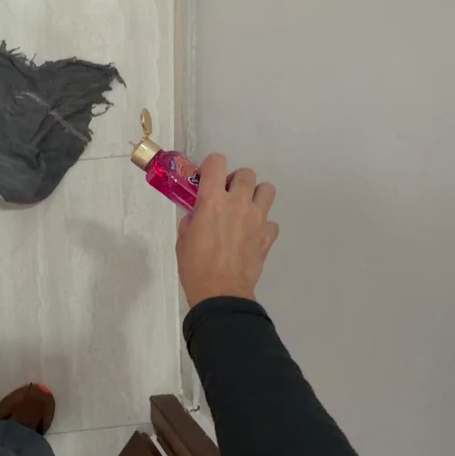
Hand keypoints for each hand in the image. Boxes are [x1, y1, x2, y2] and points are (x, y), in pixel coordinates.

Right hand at [176, 153, 278, 304]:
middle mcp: (238, 203)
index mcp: (212, 200)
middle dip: (235, 181)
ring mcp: (257, 218)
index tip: (206, 180)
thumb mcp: (183, 240)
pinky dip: (263, 225)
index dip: (211, 167)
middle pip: (246, 173)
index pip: (216, 162)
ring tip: (245, 210)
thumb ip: (192, 220)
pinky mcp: (268, 235)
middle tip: (226, 197)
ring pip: (266, 190)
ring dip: (255, 196)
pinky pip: (271, 221)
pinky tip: (252, 236)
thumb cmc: (195, 267)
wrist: (221, 293)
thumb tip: (197, 216)